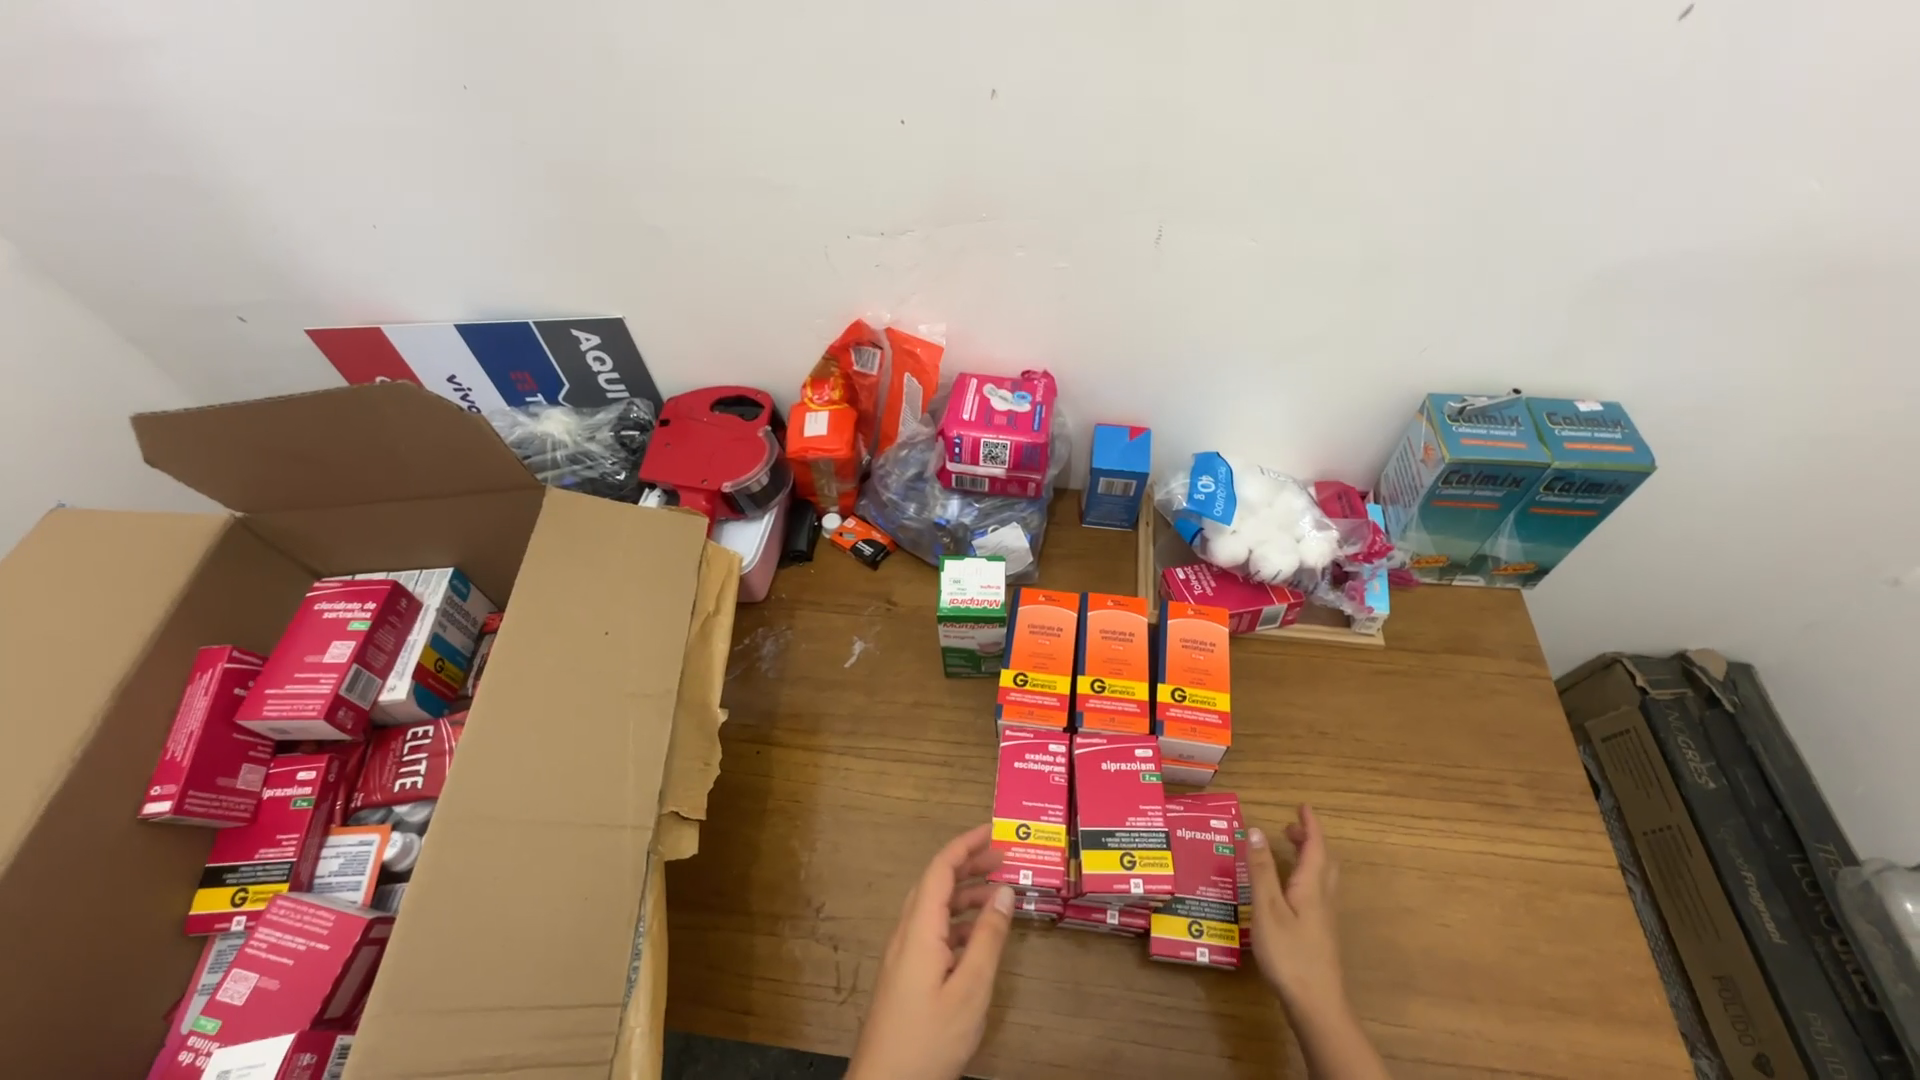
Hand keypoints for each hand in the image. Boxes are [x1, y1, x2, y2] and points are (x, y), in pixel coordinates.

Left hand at [847, 824, 1015, 1079]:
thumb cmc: (930, 1037)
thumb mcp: (970, 989)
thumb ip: (988, 938)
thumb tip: (1004, 891)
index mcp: (919, 929)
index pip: (940, 868)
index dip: (965, 844)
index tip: (993, 831)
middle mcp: (906, 933)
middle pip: (935, 883)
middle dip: (968, 865)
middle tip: (1003, 858)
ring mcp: (903, 954)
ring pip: (933, 907)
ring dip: (964, 894)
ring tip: (999, 895)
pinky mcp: (905, 974)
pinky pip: (931, 930)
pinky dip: (956, 921)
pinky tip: (978, 936)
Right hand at [1246, 805, 1344, 1017]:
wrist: (1316, 1004)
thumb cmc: (1289, 953)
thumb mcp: (1267, 908)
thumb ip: (1261, 870)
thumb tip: (1257, 829)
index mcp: (1311, 887)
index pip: (1315, 847)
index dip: (1309, 825)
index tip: (1302, 805)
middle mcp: (1323, 898)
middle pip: (1323, 861)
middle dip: (1309, 840)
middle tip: (1289, 828)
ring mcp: (1325, 918)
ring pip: (1323, 879)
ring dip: (1309, 859)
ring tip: (1288, 853)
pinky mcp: (1321, 934)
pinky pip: (1317, 893)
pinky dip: (1306, 878)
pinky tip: (1289, 892)